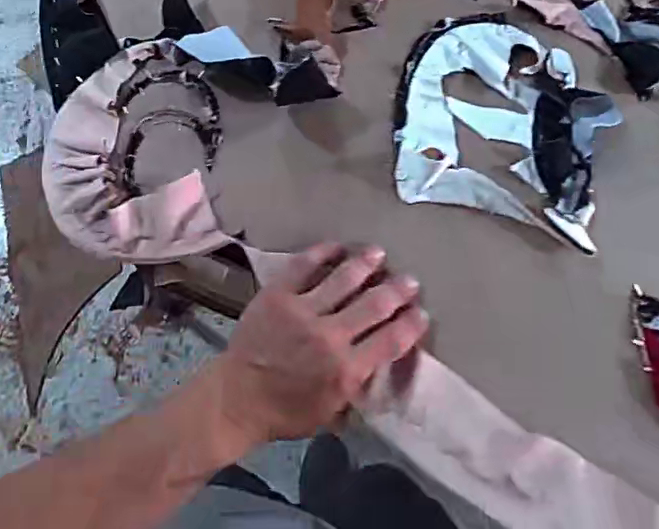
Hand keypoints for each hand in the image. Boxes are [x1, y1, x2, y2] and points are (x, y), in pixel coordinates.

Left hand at [206, 243, 429, 448]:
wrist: (237, 399)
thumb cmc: (286, 410)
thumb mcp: (331, 411)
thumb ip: (357, 384)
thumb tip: (381, 362)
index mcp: (345, 371)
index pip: (391, 340)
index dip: (411, 324)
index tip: (421, 312)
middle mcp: (329, 337)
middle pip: (375, 304)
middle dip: (398, 289)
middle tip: (410, 280)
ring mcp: (302, 312)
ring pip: (344, 278)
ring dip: (367, 263)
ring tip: (379, 254)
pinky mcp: (278, 294)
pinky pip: (305, 265)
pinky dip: (324, 252)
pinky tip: (338, 246)